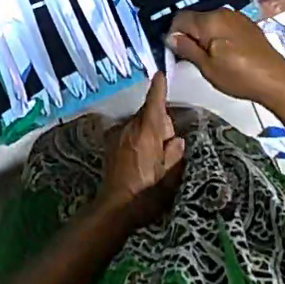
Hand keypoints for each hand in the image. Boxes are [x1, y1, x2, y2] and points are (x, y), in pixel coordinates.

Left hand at [96, 71, 187, 226]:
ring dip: (145, 130)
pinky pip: (126, 132)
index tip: (161, 74)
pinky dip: (134, 137)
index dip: (159, 88)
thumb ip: (175, 152)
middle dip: (158, 122)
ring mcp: (116, 135)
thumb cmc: (147, 193)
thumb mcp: (171, 175)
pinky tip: (137, 157)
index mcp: (146, 131)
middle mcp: (129, 127)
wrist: (115, 209)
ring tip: (150, 155)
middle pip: (148, 113)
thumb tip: (176, 140)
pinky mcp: (109, 144)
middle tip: (165, 144)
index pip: (154, 102)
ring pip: (137, 123)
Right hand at [165, 9, 284, 106]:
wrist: (276, 80)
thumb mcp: (207, 67)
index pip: (180, 18)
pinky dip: (219, 36)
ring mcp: (237, 17)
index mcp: (210, 20)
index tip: (177, 52)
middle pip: (196, 19)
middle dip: (190, 35)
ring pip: (210, 22)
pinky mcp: (247, 24)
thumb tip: (171, 36)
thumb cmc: (239, 76)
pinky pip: (224, 25)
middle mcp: (222, 12)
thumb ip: (186, 48)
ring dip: (205, 36)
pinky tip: (227, 54)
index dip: (174, 34)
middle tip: (194, 59)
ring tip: (211, 59)